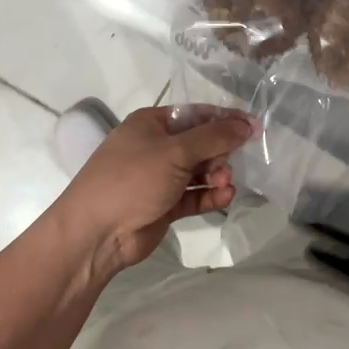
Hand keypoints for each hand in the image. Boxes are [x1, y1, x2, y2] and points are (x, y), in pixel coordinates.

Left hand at [53, 105, 256, 275]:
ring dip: (217, 176)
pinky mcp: (164, 206)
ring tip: (226, 185)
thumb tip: (246, 125)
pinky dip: (210, 195)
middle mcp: (155, 147)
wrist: (96, 233)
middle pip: (200, 143)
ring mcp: (159, 178)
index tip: (253, 127)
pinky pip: (194, 195)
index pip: (195, 115)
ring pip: (199, 171)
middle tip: (232, 165)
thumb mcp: (174, 151)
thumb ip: (214, 137)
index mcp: (151, 124)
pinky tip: (224, 198)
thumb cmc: (132, 179)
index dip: (224, 119)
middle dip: (220, 153)